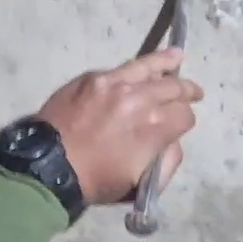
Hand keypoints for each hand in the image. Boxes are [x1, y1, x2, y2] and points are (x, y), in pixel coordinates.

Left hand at [35, 49, 202, 204]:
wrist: (48, 166)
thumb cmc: (95, 180)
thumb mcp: (139, 184)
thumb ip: (165, 161)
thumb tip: (171, 141)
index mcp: (156, 126)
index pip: (185, 116)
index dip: (185, 122)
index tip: (179, 126)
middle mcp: (140, 98)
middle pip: (173, 87)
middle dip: (186, 92)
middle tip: (193, 94)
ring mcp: (114, 83)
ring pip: (148, 66)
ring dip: (167, 63)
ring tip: (177, 57)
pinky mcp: (92, 78)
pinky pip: (119, 69)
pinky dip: (134, 68)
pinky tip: (140, 67)